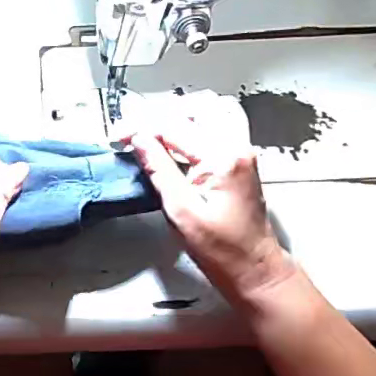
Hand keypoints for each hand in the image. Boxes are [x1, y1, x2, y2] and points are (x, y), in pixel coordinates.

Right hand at [117, 95, 296, 305]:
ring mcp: (243, 151)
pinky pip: (221, 124)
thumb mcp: (181, 212)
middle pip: (196, 107)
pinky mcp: (242, 159)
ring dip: (181, 115)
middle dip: (161, 116)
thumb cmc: (222, 250)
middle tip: (136, 133)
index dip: (141, 127)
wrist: (255, 268)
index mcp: (223, 158)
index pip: (174, 126)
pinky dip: (196, 124)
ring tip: (156, 133)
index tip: (120, 135)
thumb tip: (139, 140)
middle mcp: (237, 147)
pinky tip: (179, 141)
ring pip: (212, 108)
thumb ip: (159, 169)